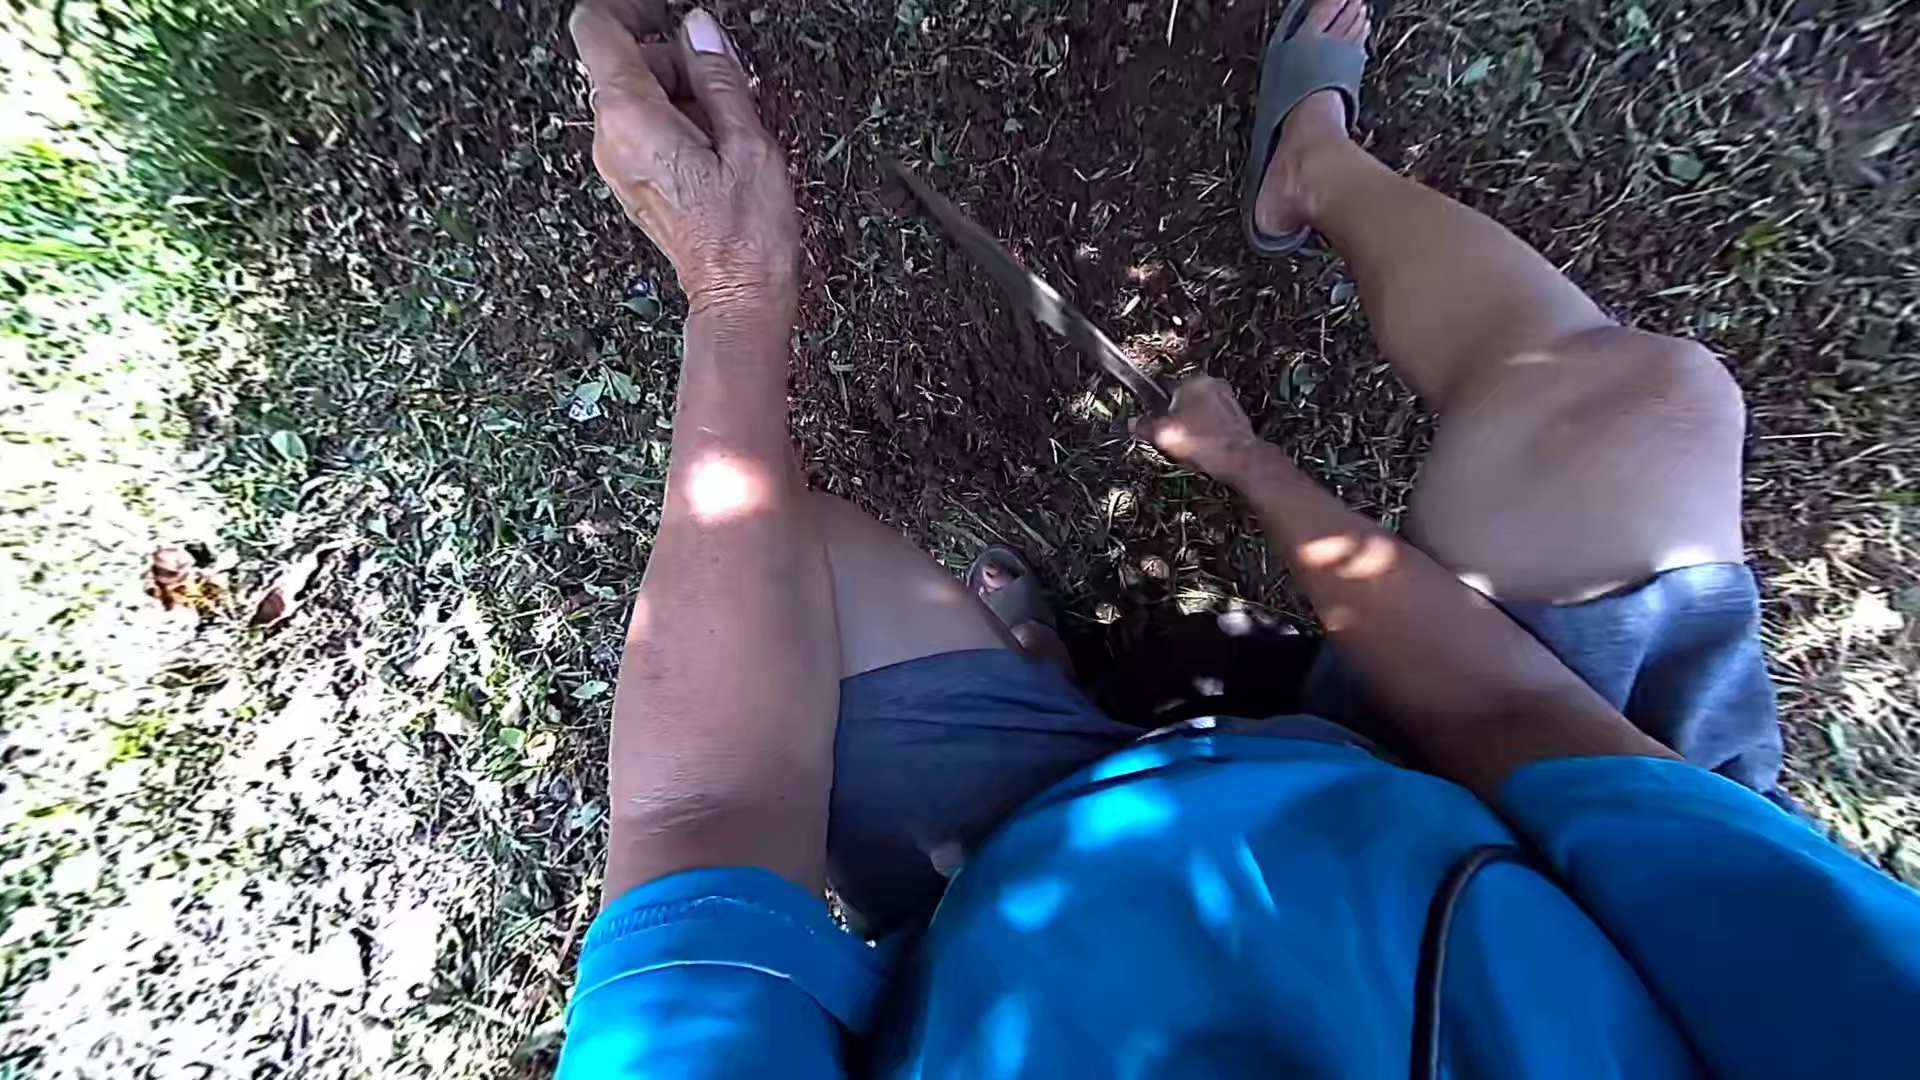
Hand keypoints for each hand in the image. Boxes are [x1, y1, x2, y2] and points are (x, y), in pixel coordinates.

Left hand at [570, 2, 798, 317]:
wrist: (741, 303)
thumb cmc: (748, 240)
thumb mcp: (750, 148)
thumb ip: (720, 80)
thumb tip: (702, 32)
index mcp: (631, 118)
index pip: (598, 27)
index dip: (633, 10)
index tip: (669, 17)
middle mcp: (611, 143)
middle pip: (620, 69)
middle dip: (669, 63)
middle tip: (723, 83)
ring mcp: (620, 173)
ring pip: (634, 107)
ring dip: (677, 101)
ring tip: (729, 129)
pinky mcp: (637, 196)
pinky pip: (643, 142)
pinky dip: (674, 133)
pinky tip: (716, 156)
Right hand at [1135, 375, 1270, 483]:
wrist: (1238, 459)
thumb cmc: (1201, 442)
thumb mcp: (1162, 434)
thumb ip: (1145, 426)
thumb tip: (1135, 422)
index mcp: (1194, 382)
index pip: (1165, 392)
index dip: (1156, 412)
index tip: (1155, 428)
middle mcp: (1213, 385)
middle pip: (1182, 403)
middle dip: (1175, 420)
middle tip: (1171, 441)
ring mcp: (1228, 400)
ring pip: (1198, 414)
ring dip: (1190, 428)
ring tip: (1188, 448)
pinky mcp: (1238, 416)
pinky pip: (1212, 423)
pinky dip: (1205, 434)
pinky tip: (1203, 449)